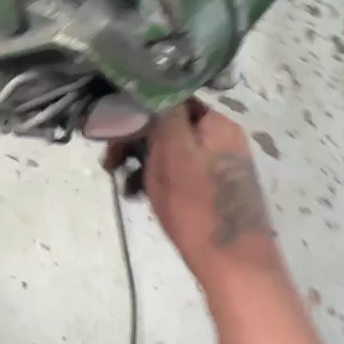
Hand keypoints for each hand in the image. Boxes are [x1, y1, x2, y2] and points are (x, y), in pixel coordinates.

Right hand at [105, 100, 284, 288]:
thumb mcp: (175, 154)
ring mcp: (214, 164)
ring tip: (118, 177)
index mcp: (217, 126)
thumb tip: (148, 75)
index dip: (134, 107)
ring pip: (163, 147)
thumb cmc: (200, 208)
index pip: (167, 97)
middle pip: (163, 122)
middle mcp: (219, 140)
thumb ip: (163, 113)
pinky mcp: (208, 187)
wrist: (235, 269)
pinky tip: (134, 192)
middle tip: (109, 159)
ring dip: (136, 159)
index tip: (108, 125)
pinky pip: (172, 169)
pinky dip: (150, 177)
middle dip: (131, 138)